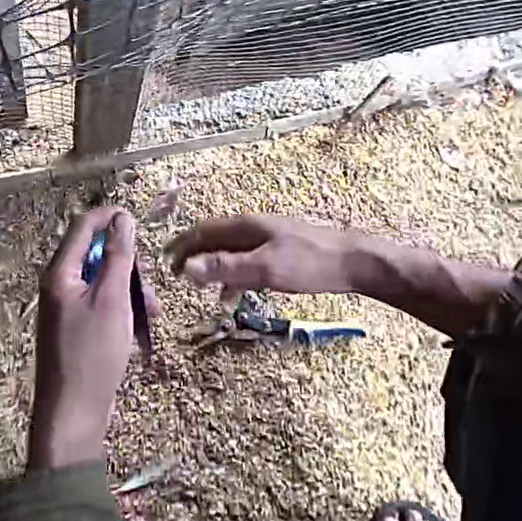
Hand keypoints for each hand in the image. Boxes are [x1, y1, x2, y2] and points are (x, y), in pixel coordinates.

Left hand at [28, 206, 155, 470]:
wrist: (72, 413)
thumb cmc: (92, 354)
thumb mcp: (111, 300)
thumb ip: (117, 256)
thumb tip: (122, 218)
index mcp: (60, 273)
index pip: (83, 227)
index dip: (109, 217)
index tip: (137, 219)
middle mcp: (59, 285)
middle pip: (95, 255)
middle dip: (126, 264)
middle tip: (147, 284)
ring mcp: (66, 308)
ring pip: (102, 281)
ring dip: (129, 289)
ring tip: (150, 313)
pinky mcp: (76, 327)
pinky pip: (101, 304)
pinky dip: (121, 309)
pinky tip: (139, 327)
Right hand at [168, 215, 513, 337]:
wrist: (356, 263)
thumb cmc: (310, 264)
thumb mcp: (266, 269)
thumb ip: (226, 269)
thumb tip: (188, 269)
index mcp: (245, 226)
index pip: (203, 231)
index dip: (182, 246)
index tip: (165, 262)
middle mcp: (253, 227)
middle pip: (214, 239)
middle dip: (194, 255)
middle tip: (177, 275)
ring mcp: (268, 238)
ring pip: (230, 251)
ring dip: (212, 267)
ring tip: (201, 289)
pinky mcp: (280, 251)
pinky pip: (246, 261)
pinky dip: (233, 275)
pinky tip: (235, 294)